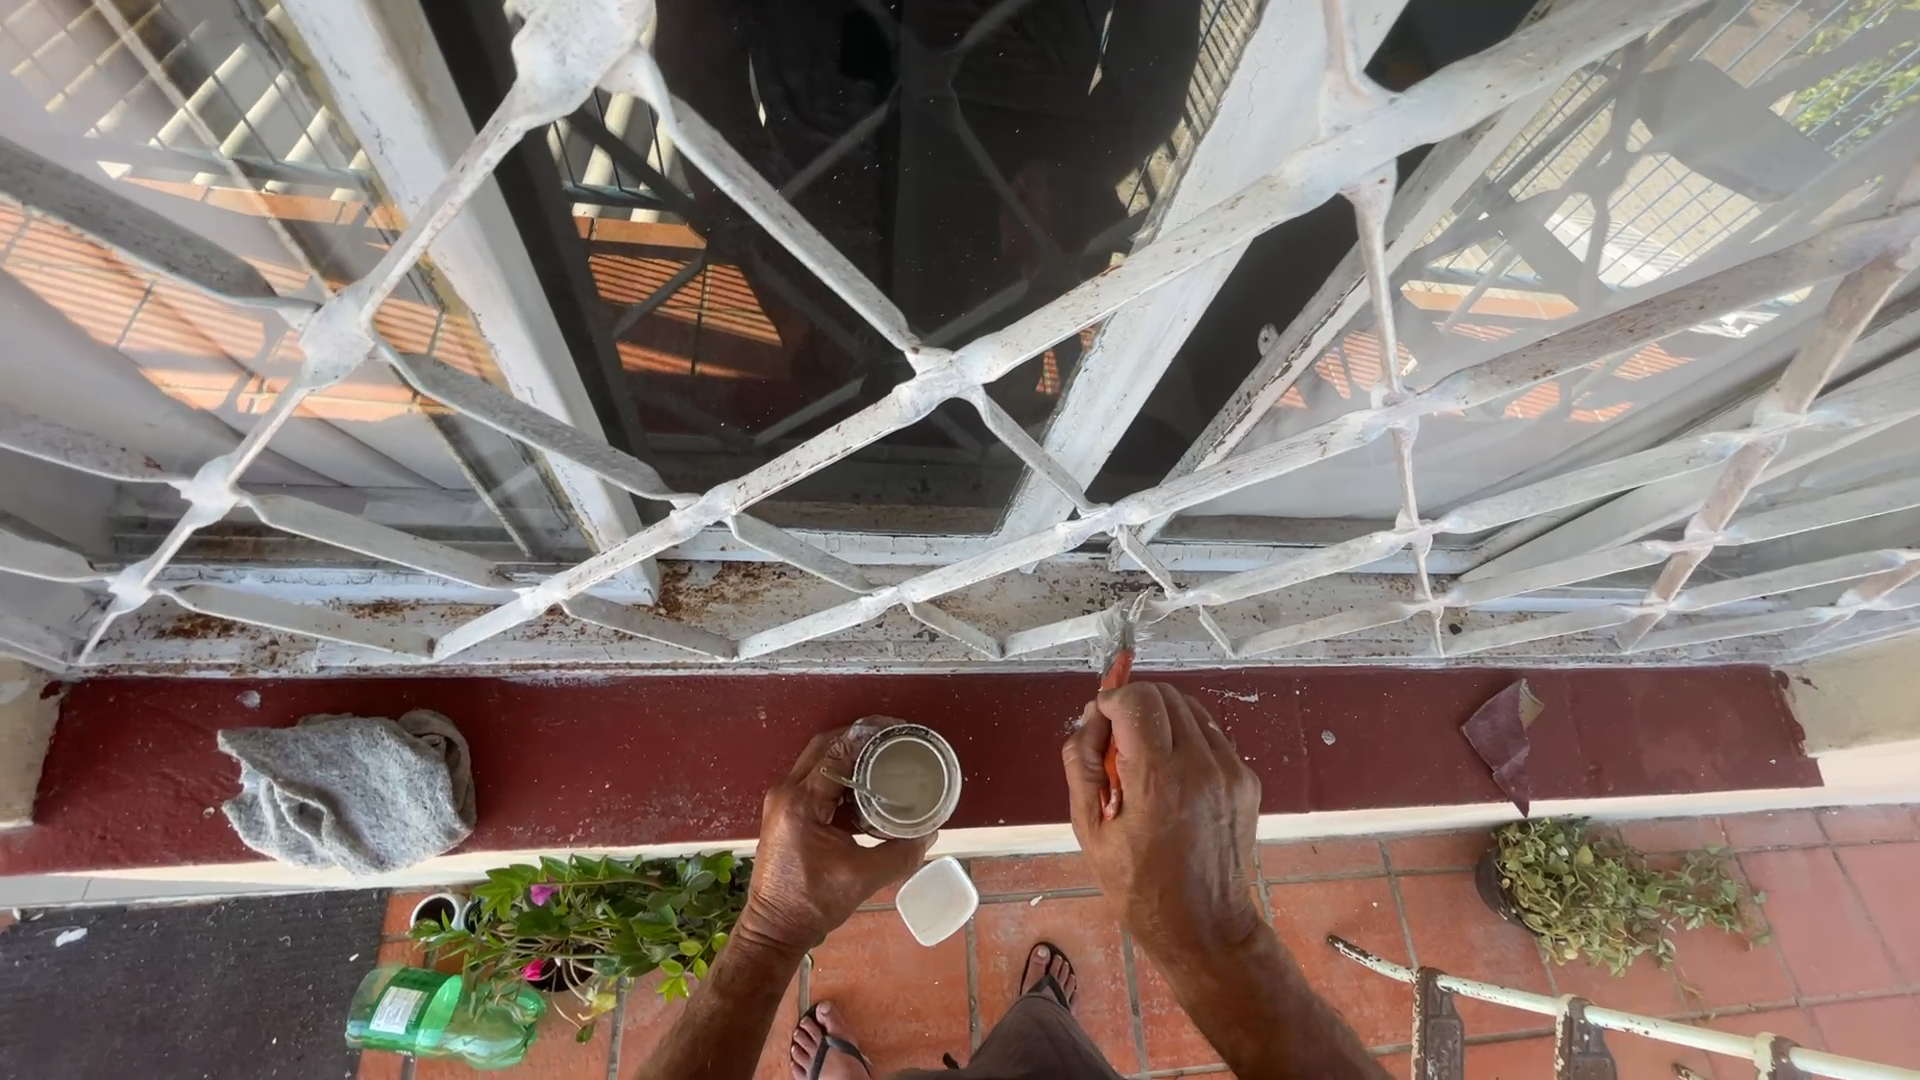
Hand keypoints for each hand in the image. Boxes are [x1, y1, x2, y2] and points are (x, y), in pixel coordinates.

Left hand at [737, 727, 934, 953]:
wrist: (773, 931)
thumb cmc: (812, 904)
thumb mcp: (863, 878)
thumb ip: (900, 853)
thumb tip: (929, 832)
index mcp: (801, 801)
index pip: (836, 751)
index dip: (867, 735)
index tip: (896, 729)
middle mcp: (787, 792)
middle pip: (825, 746)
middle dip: (859, 736)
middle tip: (892, 735)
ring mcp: (783, 801)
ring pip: (819, 760)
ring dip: (849, 753)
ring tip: (884, 754)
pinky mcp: (786, 812)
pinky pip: (815, 778)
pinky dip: (840, 773)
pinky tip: (867, 783)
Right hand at [1062, 683, 1262, 961]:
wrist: (1205, 929)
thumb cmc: (1137, 885)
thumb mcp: (1088, 829)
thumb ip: (1082, 762)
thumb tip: (1090, 717)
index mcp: (1157, 780)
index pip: (1137, 700)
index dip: (1111, 701)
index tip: (1099, 724)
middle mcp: (1200, 766)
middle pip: (1163, 694)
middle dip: (1132, 705)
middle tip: (1117, 742)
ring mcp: (1230, 771)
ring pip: (1188, 707)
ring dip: (1159, 717)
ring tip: (1144, 756)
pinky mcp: (1246, 779)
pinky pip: (1209, 733)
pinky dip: (1184, 736)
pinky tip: (1172, 773)